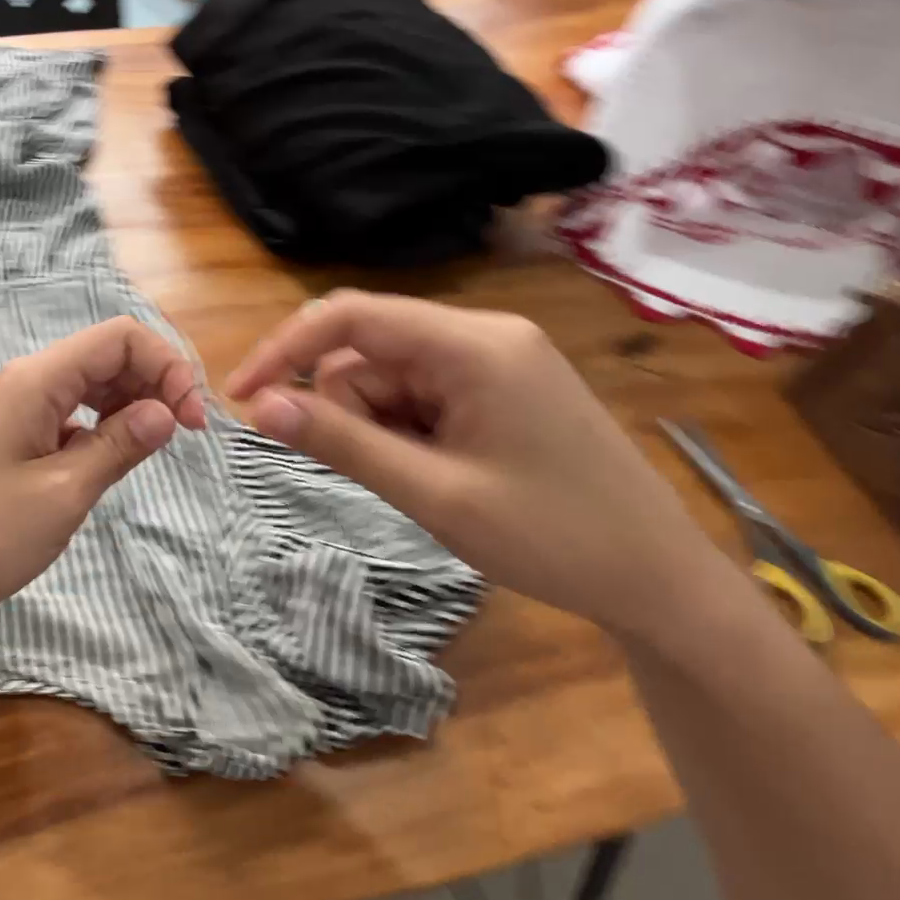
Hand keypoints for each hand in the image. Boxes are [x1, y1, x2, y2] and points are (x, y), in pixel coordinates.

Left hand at [0, 317, 207, 641]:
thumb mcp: (62, 494)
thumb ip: (119, 446)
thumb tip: (166, 411)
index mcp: (37, 381)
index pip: (120, 337)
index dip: (168, 366)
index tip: (193, 422)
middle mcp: (27, 384)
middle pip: (107, 357)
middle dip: (154, 384)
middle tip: (184, 438)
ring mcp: (18, 413)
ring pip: (90, 388)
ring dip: (130, 407)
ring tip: (151, 451)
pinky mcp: (13, 442)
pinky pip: (70, 419)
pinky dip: (101, 431)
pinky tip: (110, 464)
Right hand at [223, 291, 728, 640]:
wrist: (659, 581)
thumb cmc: (552, 537)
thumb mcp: (432, 493)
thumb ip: (341, 443)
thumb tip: (259, 407)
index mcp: (473, 346)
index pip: (350, 318)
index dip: (283, 350)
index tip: (240, 397)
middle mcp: (483, 337)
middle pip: (366, 351)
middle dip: (344, 407)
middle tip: (375, 473)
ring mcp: (495, 362)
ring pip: (387, 377)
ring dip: (375, 426)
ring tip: (419, 482)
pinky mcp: (499, 389)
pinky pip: (418, 395)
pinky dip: (402, 431)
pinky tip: (433, 473)